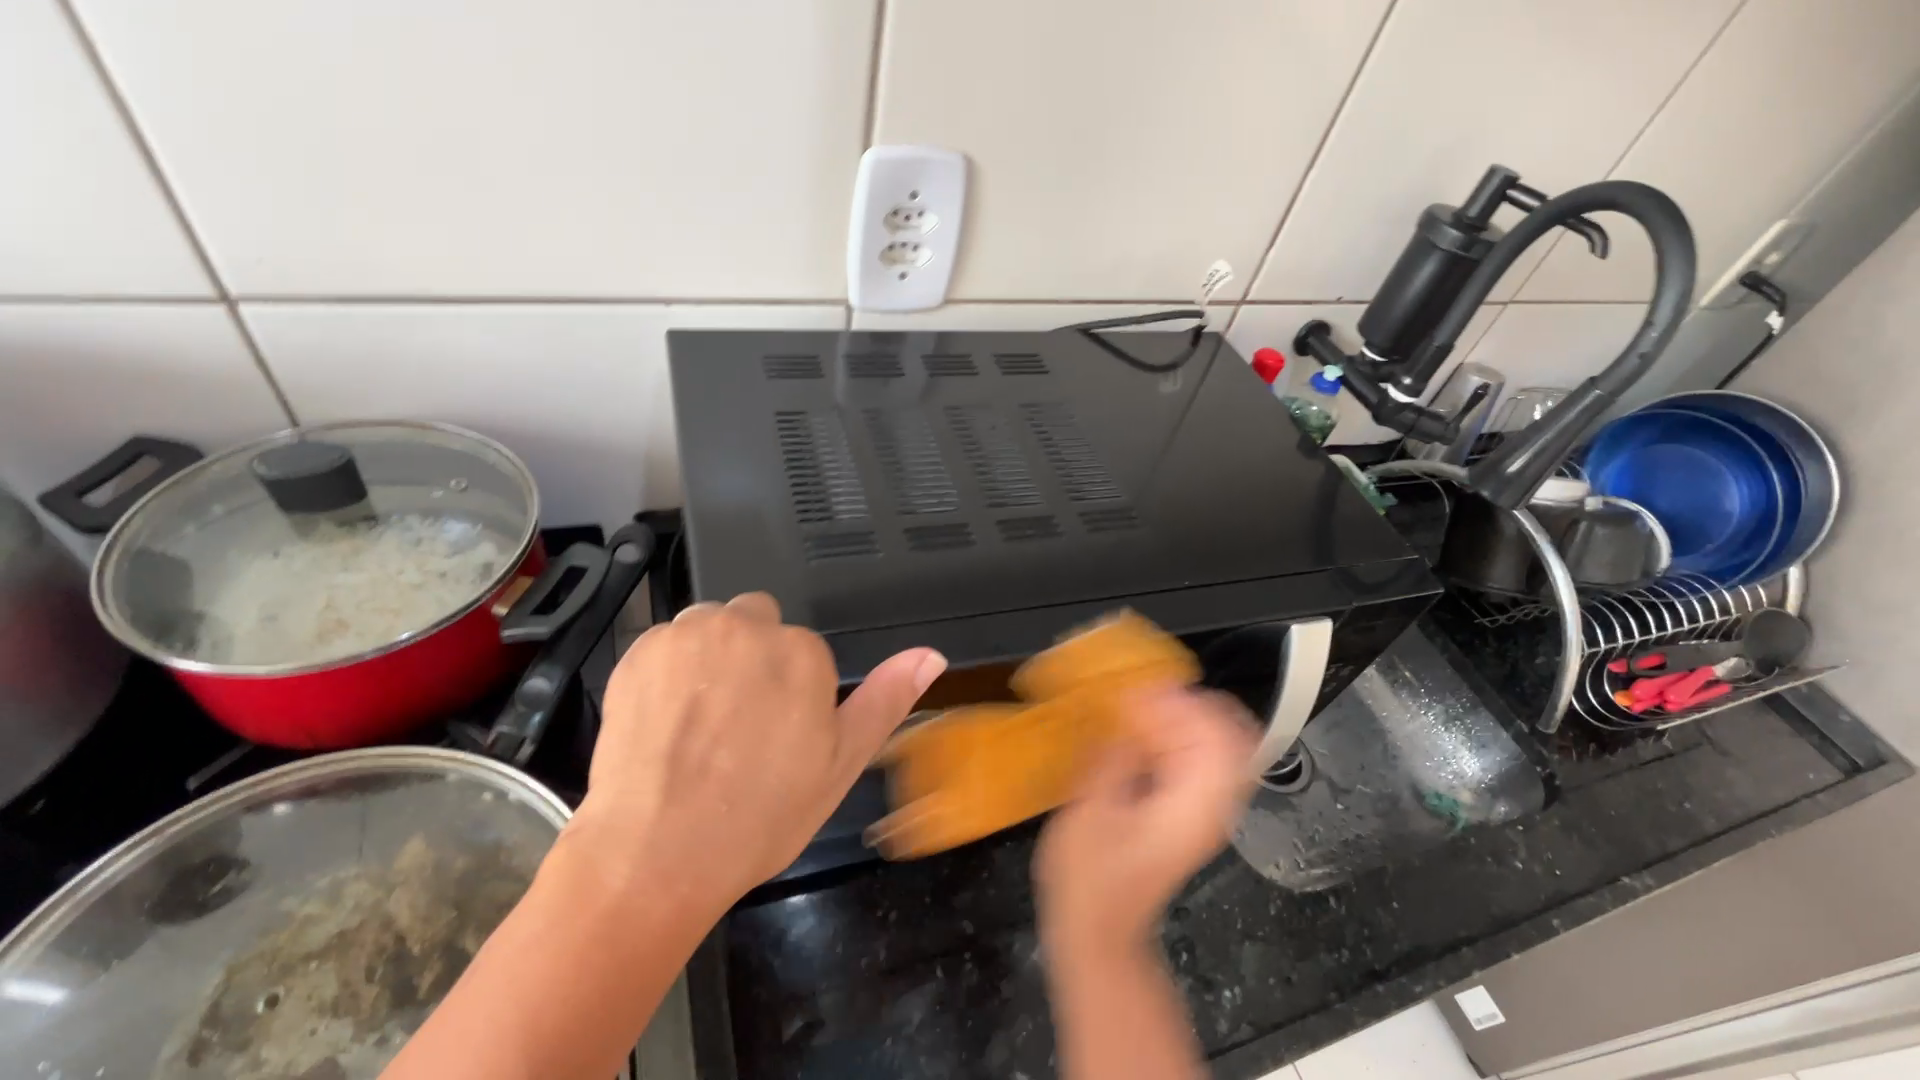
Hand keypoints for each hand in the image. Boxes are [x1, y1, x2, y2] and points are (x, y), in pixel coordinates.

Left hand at [568, 592, 945, 906]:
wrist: (656, 853)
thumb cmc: (760, 817)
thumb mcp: (840, 765)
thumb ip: (885, 700)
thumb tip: (931, 655)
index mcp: (802, 652)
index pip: (804, 650)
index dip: (792, 692)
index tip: (774, 735)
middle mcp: (745, 628)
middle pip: (756, 623)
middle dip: (752, 658)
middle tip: (737, 725)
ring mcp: (687, 636)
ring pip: (710, 628)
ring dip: (710, 656)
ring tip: (699, 723)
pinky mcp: (638, 651)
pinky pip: (666, 644)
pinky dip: (668, 671)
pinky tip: (665, 722)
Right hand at [1034, 687, 1257, 949]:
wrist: (1101, 932)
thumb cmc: (1092, 883)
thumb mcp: (1091, 809)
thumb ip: (1116, 754)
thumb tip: (1128, 708)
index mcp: (1195, 804)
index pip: (1218, 735)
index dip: (1182, 702)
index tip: (1141, 689)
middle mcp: (1214, 806)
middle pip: (1231, 733)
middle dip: (1190, 704)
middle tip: (1146, 694)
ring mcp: (1208, 811)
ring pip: (1220, 744)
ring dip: (1184, 719)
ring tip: (1140, 709)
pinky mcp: (1193, 814)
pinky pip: (1202, 761)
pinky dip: (1179, 739)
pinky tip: (1143, 736)